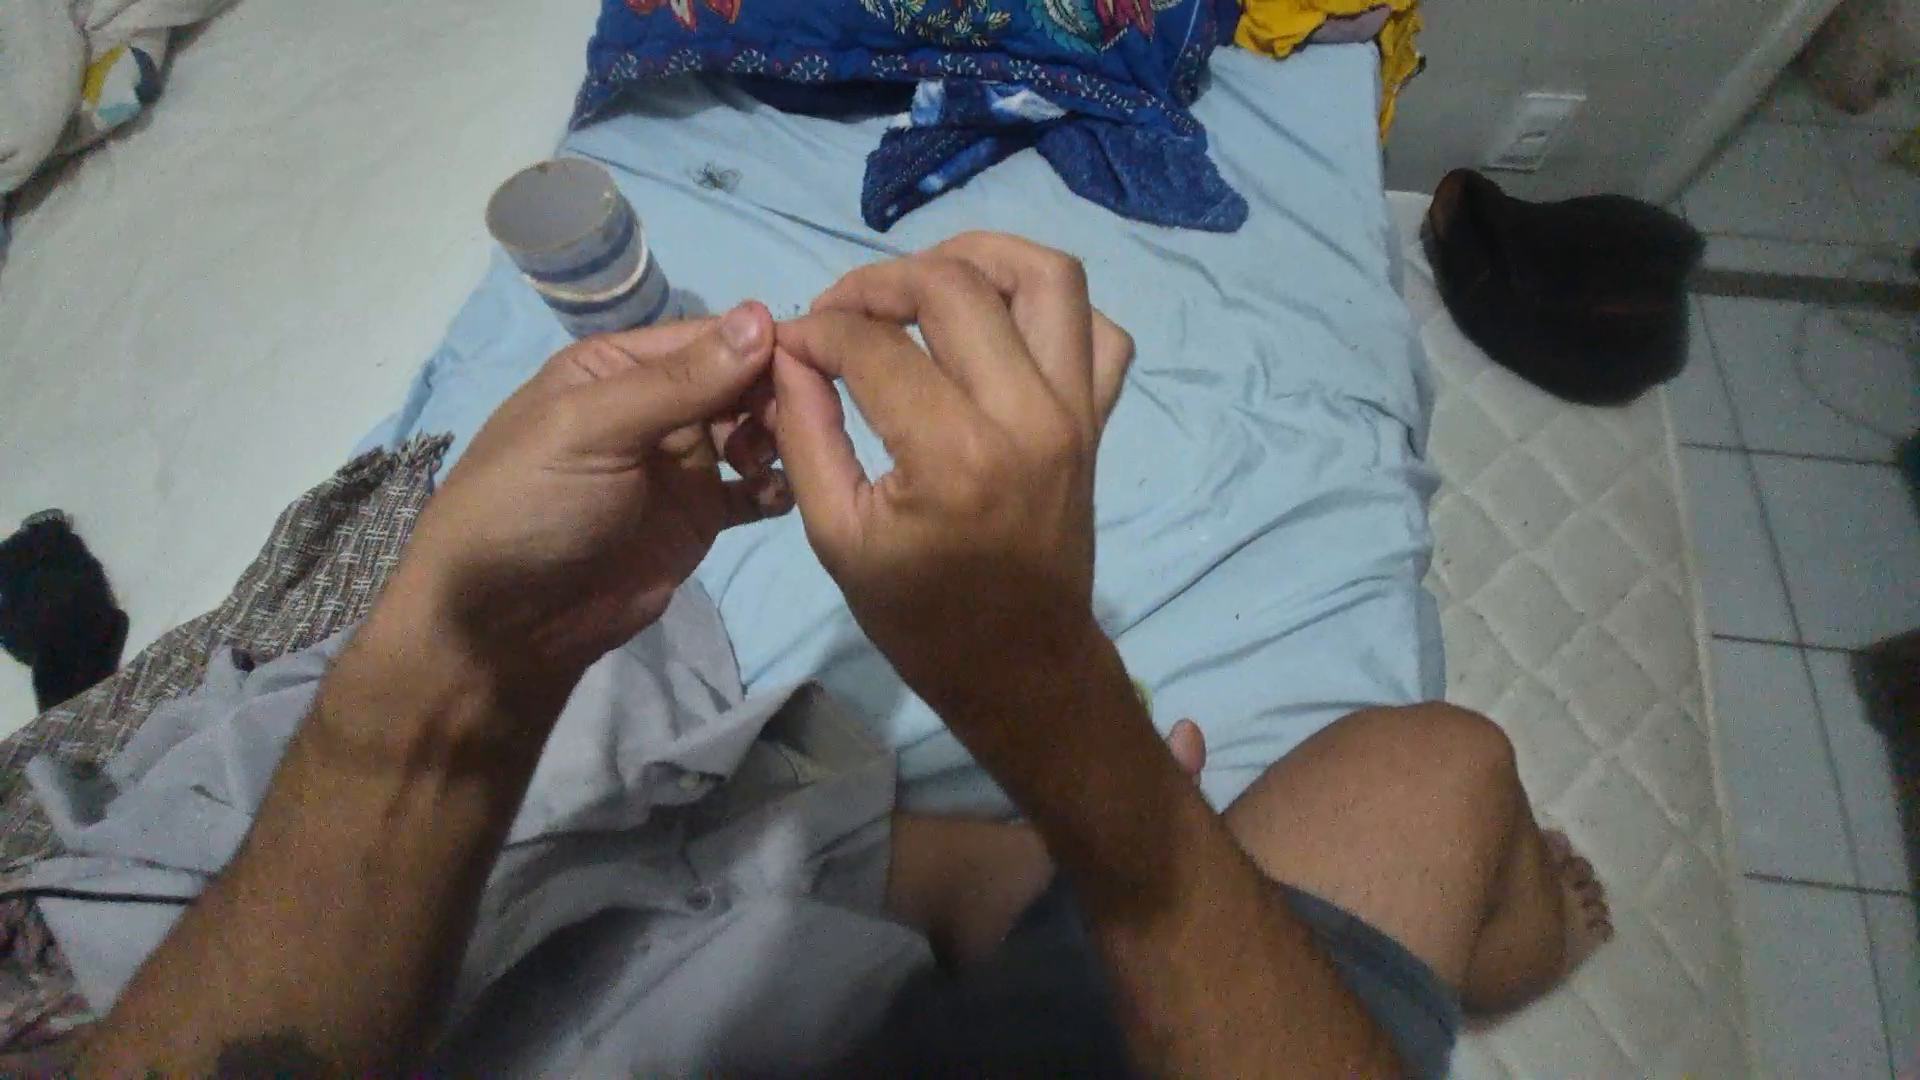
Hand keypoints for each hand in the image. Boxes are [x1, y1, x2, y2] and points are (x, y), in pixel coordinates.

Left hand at [392, 303, 790, 682]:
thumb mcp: (594, 428)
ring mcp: (683, 464)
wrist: (512, 623)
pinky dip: (774, 490)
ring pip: (753, 435)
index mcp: (619, 368)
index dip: (758, 346)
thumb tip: (762, 315)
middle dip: (771, 399)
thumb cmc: (534, 505)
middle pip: (737, 385)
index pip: (706, 339)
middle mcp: (657, 408)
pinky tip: (779, 498)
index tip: (808, 364)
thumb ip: (681, 380)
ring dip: (776, 442)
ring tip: (770, 466)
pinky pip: (753, 492)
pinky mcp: (702, 515)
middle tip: (793, 427)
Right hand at [771, 233, 1131, 714]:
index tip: (793, 341)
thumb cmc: (922, 617)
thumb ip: (805, 433)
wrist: (1020, 664)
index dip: (817, 331)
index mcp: (955, 457)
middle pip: (955, 286)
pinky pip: (1100, 333)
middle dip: (880, 279)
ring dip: (980, 258)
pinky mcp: (1098, 422)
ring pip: (1048, 278)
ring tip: (925, 281)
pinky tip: (1003, 328)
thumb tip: (789, 352)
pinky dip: (1054, 311)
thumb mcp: (838, 535)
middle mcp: (1028, 416)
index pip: (875, 347)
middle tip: (843, 310)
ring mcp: (1076, 413)